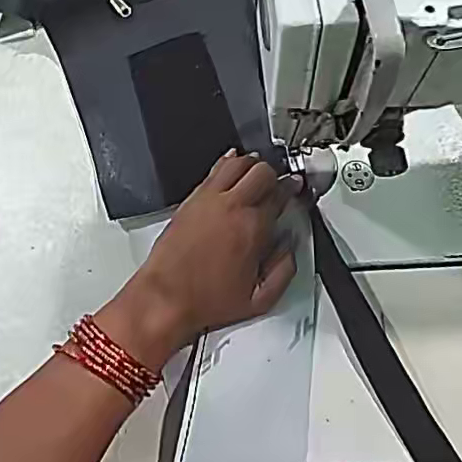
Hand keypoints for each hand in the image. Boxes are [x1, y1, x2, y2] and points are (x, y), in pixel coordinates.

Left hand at [96, 151, 301, 367]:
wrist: (167, 297)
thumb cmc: (205, 299)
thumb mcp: (260, 299)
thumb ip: (284, 269)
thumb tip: (289, 248)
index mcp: (253, 228)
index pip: (280, 194)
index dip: (292, 188)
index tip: (294, 188)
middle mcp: (231, 207)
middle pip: (262, 171)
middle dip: (274, 174)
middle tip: (277, 181)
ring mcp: (208, 200)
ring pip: (237, 162)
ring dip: (251, 163)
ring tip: (257, 170)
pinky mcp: (190, 200)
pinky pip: (213, 170)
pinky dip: (227, 163)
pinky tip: (231, 165)